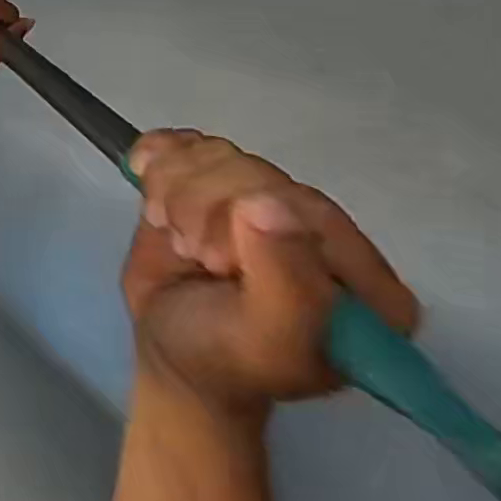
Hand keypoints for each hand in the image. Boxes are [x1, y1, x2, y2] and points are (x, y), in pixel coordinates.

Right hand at [123, 130, 418, 417]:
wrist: (171, 352)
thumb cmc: (225, 357)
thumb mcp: (266, 339)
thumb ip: (283, 280)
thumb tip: (266, 201)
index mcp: (356, 270)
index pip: (301, 203)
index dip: (241, 216)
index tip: (211, 260)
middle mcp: (312, 227)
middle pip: (249, 171)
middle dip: (199, 207)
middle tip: (192, 253)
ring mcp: (254, 200)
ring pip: (211, 153)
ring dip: (172, 188)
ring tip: (172, 232)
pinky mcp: (205, 183)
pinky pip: (181, 142)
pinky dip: (154, 155)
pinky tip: (145, 178)